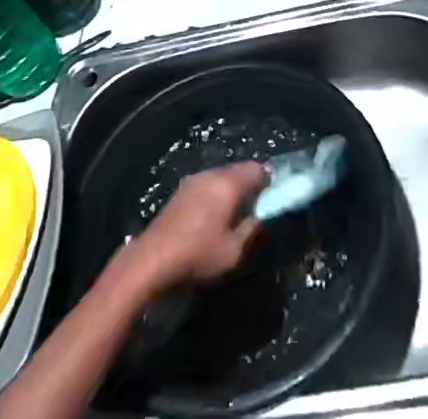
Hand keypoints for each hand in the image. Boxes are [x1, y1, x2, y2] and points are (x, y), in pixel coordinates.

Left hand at [122, 162, 268, 291]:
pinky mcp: (180, 190)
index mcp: (228, 184)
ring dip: (233, 187)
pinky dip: (217, 192)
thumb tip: (264, 214)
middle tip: (259, 206)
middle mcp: (211, 174)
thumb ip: (253, 228)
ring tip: (237, 212)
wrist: (152, 259)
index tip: (275, 196)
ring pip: (222, 175)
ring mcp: (193, 180)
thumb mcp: (234, 250)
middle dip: (251, 183)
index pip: (257, 169)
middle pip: (239, 169)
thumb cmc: (198, 255)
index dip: (270, 180)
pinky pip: (208, 183)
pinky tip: (215, 214)